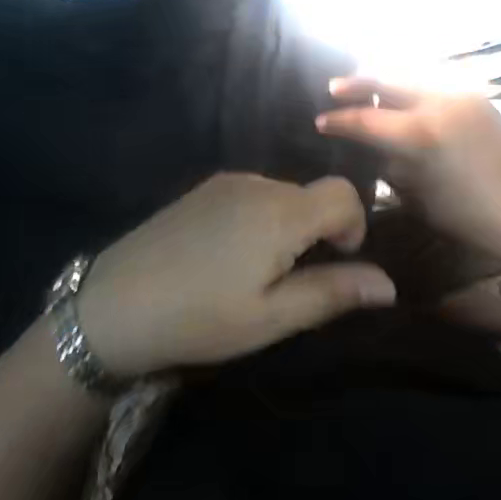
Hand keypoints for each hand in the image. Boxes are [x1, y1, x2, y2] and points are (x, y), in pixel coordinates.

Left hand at [76, 173, 396, 378]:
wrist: (112, 304)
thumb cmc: (200, 317)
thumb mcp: (272, 317)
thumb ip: (332, 293)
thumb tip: (389, 284)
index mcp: (282, 211)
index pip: (345, 192)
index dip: (353, 226)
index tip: (332, 264)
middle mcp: (259, 183)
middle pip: (312, 195)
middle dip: (318, 232)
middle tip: (289, 282)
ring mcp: (227, 182)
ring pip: (282, 195)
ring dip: (287, 227)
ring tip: (254, 273)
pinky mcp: (202, 189)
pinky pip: (252, 195)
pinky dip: (259, 219)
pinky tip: (226, 257)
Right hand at [317, 77, 500, 263]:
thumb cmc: (471, 218)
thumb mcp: (418, 197)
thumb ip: (391, 166)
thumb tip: (373, 149)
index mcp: (422, 134)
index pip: (367, 120)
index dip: (339, 120)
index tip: (319, 120)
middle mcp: (439, 103)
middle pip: (387, 84)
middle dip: (357, 85)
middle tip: (333, 87)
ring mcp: (461, 96)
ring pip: (411, 81)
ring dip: (386, 85)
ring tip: (366, 90)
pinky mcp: (477, 98)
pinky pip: (433, 89)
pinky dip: (412, 92)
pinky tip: (403, 102)